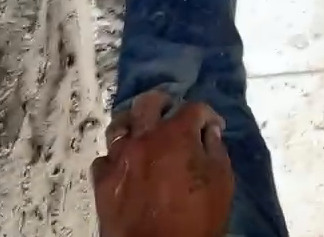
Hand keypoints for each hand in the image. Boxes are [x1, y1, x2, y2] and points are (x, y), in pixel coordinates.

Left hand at [91, 91, 234, 236]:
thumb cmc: (195, 221)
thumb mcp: (221, 184)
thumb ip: (216, 151)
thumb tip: (209, 133)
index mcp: (176, 133)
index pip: (194, 108)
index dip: (208, 115)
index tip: (214, 127)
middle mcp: (145, 137)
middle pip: (149, 102)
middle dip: (163, 102)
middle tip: (171, 110)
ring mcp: (120, 158)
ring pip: (120, 125)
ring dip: (133, 125)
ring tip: (142, 132)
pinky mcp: (102, 182)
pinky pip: (104, 159)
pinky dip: (115, 158)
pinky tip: (124, 165)